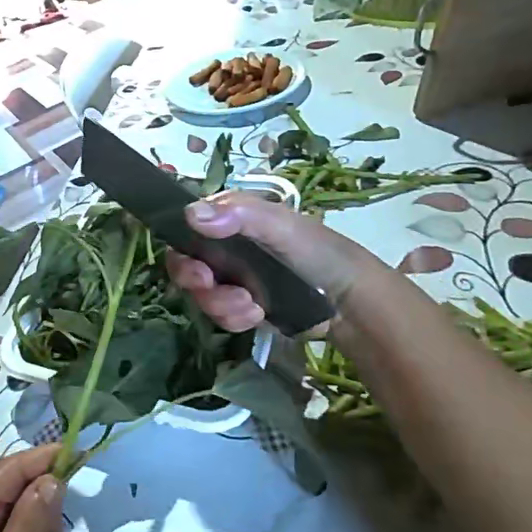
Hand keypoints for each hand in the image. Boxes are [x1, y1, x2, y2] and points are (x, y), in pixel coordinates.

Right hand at [163, 191, 376, 331]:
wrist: (348, 300)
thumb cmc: (316, 251)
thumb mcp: (281, 225)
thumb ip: (241, 216)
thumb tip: (191, 214)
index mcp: (232, 216)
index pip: (187, 226)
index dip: (183, 249)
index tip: (198, 270)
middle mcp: (226, 244)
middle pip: (186, 263)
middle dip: (197, 282)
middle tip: (212, 287)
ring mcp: (233, 275)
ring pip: (202, 292)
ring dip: (220, 304)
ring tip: (251, 307)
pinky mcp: (241, 302)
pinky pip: (219, 313)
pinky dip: (234, 318)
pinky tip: (257, 316)